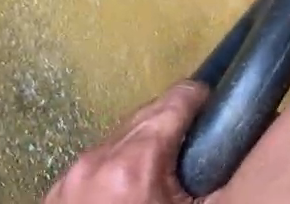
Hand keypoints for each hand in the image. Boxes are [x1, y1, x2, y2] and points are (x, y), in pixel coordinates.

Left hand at [45, 81, 209, 203]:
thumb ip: (213, 174)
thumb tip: (234, 144)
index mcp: (136, 163)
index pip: (178, 98)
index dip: (201, 97)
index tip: (215, 105)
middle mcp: (98, 160)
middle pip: (149, 112)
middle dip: (174, 119)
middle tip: (196, 139)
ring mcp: (71, 176)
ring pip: (120, 134)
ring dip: (144, 140)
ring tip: (162, 163)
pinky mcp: (55, 192)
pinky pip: (96, 159)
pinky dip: (116, 162)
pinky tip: (129, 184)